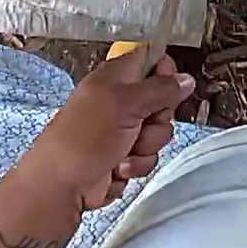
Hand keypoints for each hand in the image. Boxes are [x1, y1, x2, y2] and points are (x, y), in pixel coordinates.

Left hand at [16, 51, 193, 213]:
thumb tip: (186, 79)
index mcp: (116, 78)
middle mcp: (120, 100)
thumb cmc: (86, 137)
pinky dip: (134, 165)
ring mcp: (122, 130)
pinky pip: (147, 156)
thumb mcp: (125, 104)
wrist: (60, 187)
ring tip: (122, 153)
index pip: (151, 60)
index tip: (167, 89)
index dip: (165, 73)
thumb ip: (161, 90)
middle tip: (141, 126)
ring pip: (158, 134)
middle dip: (158, 121)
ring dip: (145, 148)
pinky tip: (116, 169)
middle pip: (162, 102)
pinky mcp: (123, 157)